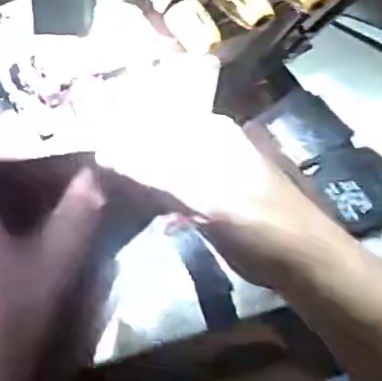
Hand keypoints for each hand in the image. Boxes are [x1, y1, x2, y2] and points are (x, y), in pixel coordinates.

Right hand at [99, 114, 364, 291]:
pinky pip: (159, 186)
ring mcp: (200, 168)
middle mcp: (201, 141)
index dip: (114, 119)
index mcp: (207, 129)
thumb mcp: (207, 196)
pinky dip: (141, 193)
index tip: (78, 128)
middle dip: (115, 146)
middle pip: (146, 136)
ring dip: (125, 171)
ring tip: (92, 179)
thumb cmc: (261, 223)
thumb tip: (103, 152)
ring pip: (150, 161)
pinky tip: (122, 203)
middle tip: (80, 157)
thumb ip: (155, 173)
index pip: (149, 113)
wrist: (303, 266)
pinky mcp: (199, 195)